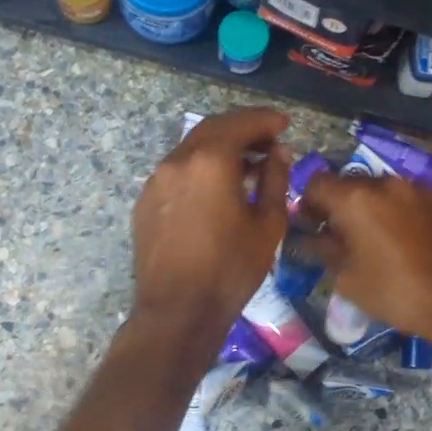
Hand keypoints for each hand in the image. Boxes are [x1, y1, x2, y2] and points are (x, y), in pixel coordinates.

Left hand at [131, 108, 290, 334]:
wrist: (178, 311)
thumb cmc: (231, 268)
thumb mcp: (267, 224)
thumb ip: (274, 179)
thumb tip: (277, 153)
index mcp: (211, 161)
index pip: (241, 123)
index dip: (266, 120)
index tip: (285, 123)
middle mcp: (178, 160)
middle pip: (213, 128)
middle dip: (243, 128)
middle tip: (269, 139)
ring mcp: (157, 180)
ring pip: (193, 148)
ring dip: (222, 147)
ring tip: (248, 164)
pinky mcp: (146, 201)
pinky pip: (179, 170)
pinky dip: (202, 166)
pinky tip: (219, 187)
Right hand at [298, 172, 431, 335]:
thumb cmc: (393, 290)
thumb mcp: (346, 277)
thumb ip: (322, 249)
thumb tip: (308, 238)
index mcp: (355, 198)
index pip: (316, 183)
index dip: (307, 204)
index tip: (311, 227)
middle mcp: (384, 183)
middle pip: (347, 183)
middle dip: (337, 205)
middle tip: (337, 236)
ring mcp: (413, 189)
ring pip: (376, 189)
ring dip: (366, 207)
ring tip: (369, 239)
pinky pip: (401, 198)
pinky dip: (391, 211)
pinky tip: (395, 240)